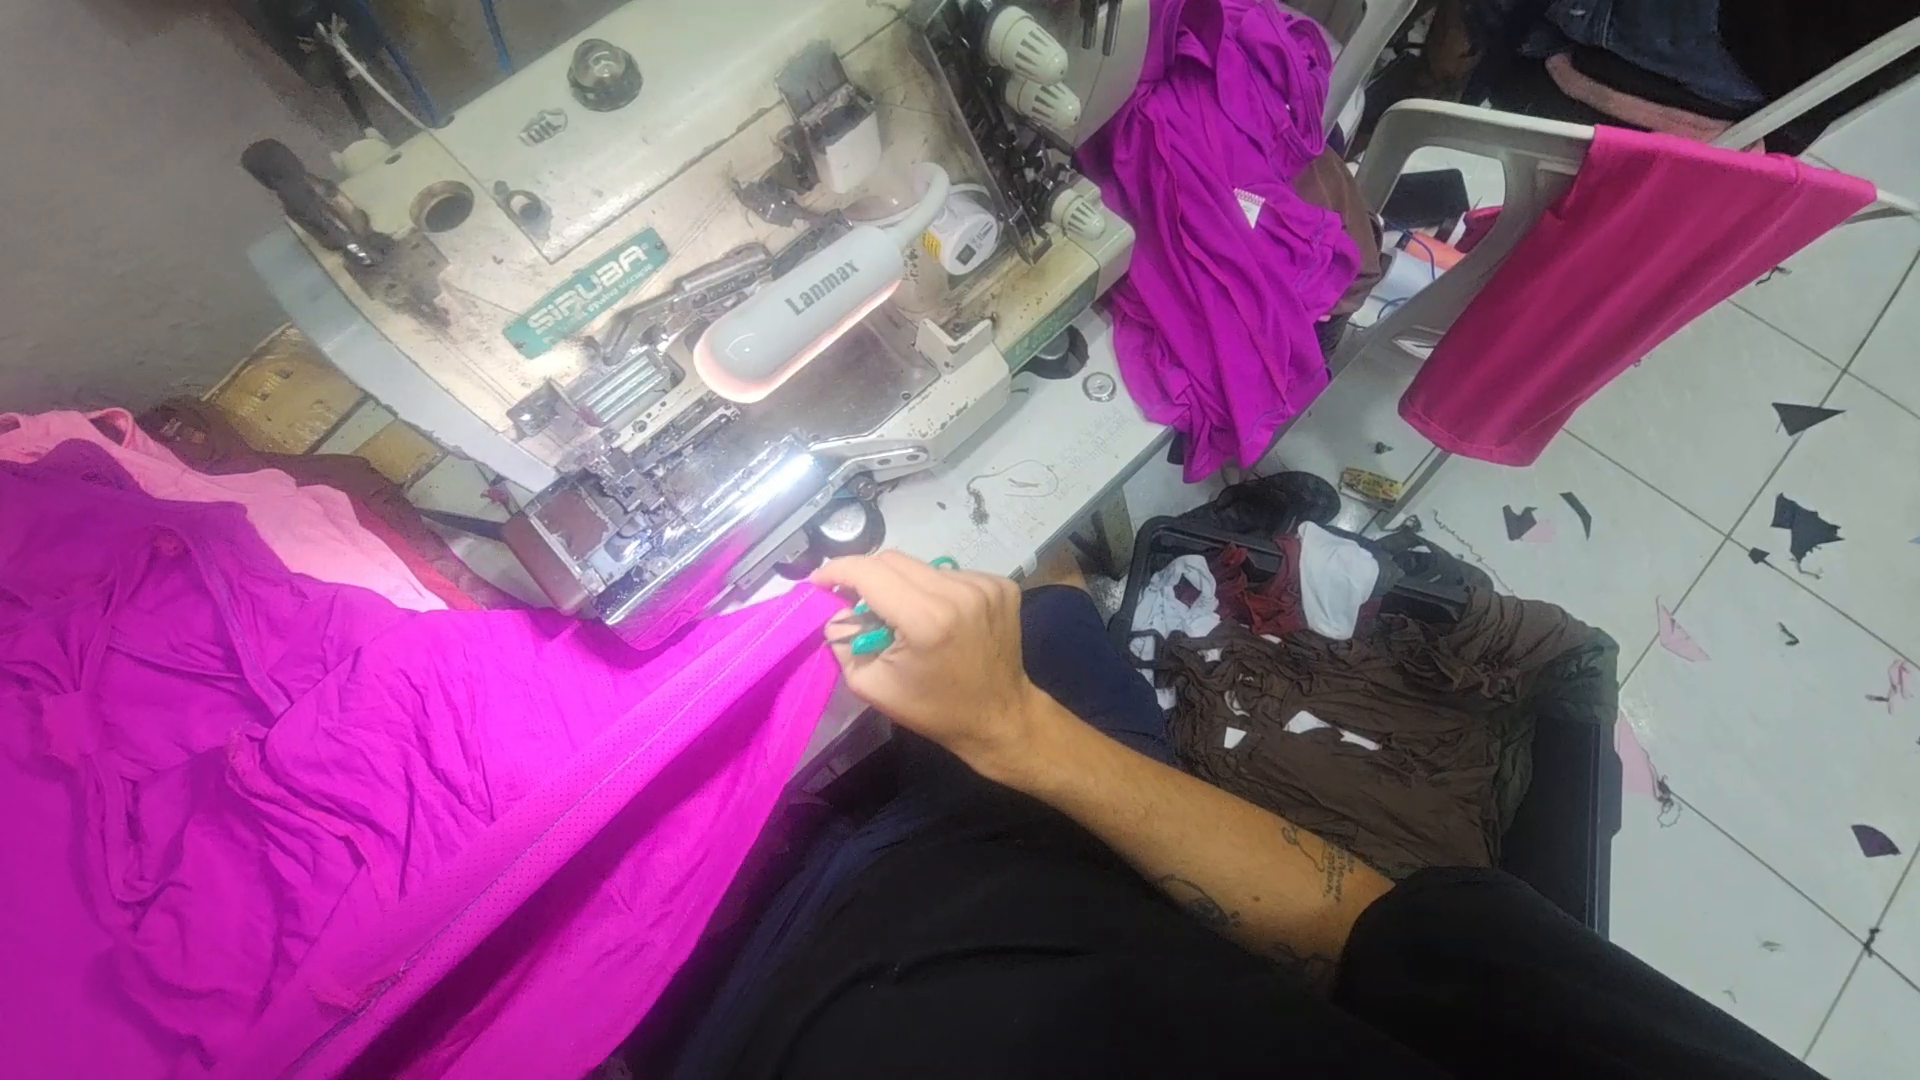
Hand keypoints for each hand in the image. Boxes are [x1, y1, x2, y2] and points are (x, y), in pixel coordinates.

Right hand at [811, 552, 1043, 773]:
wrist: (1000, 717)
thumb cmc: (935, 709)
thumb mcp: (873, 686)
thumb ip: (844, 643)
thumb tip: (836, 611)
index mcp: (926, 619)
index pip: (870, 572)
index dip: (838, 571)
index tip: (820, 580)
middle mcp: (958, 592)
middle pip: (894, 561)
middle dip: (867, 577)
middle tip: (856, 601)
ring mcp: (985, 585)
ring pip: (923, 567)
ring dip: (904, 585)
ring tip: (905, 616)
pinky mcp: (1001, 585)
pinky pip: (951, 574)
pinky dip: (936, 590)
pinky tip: (940, 617)